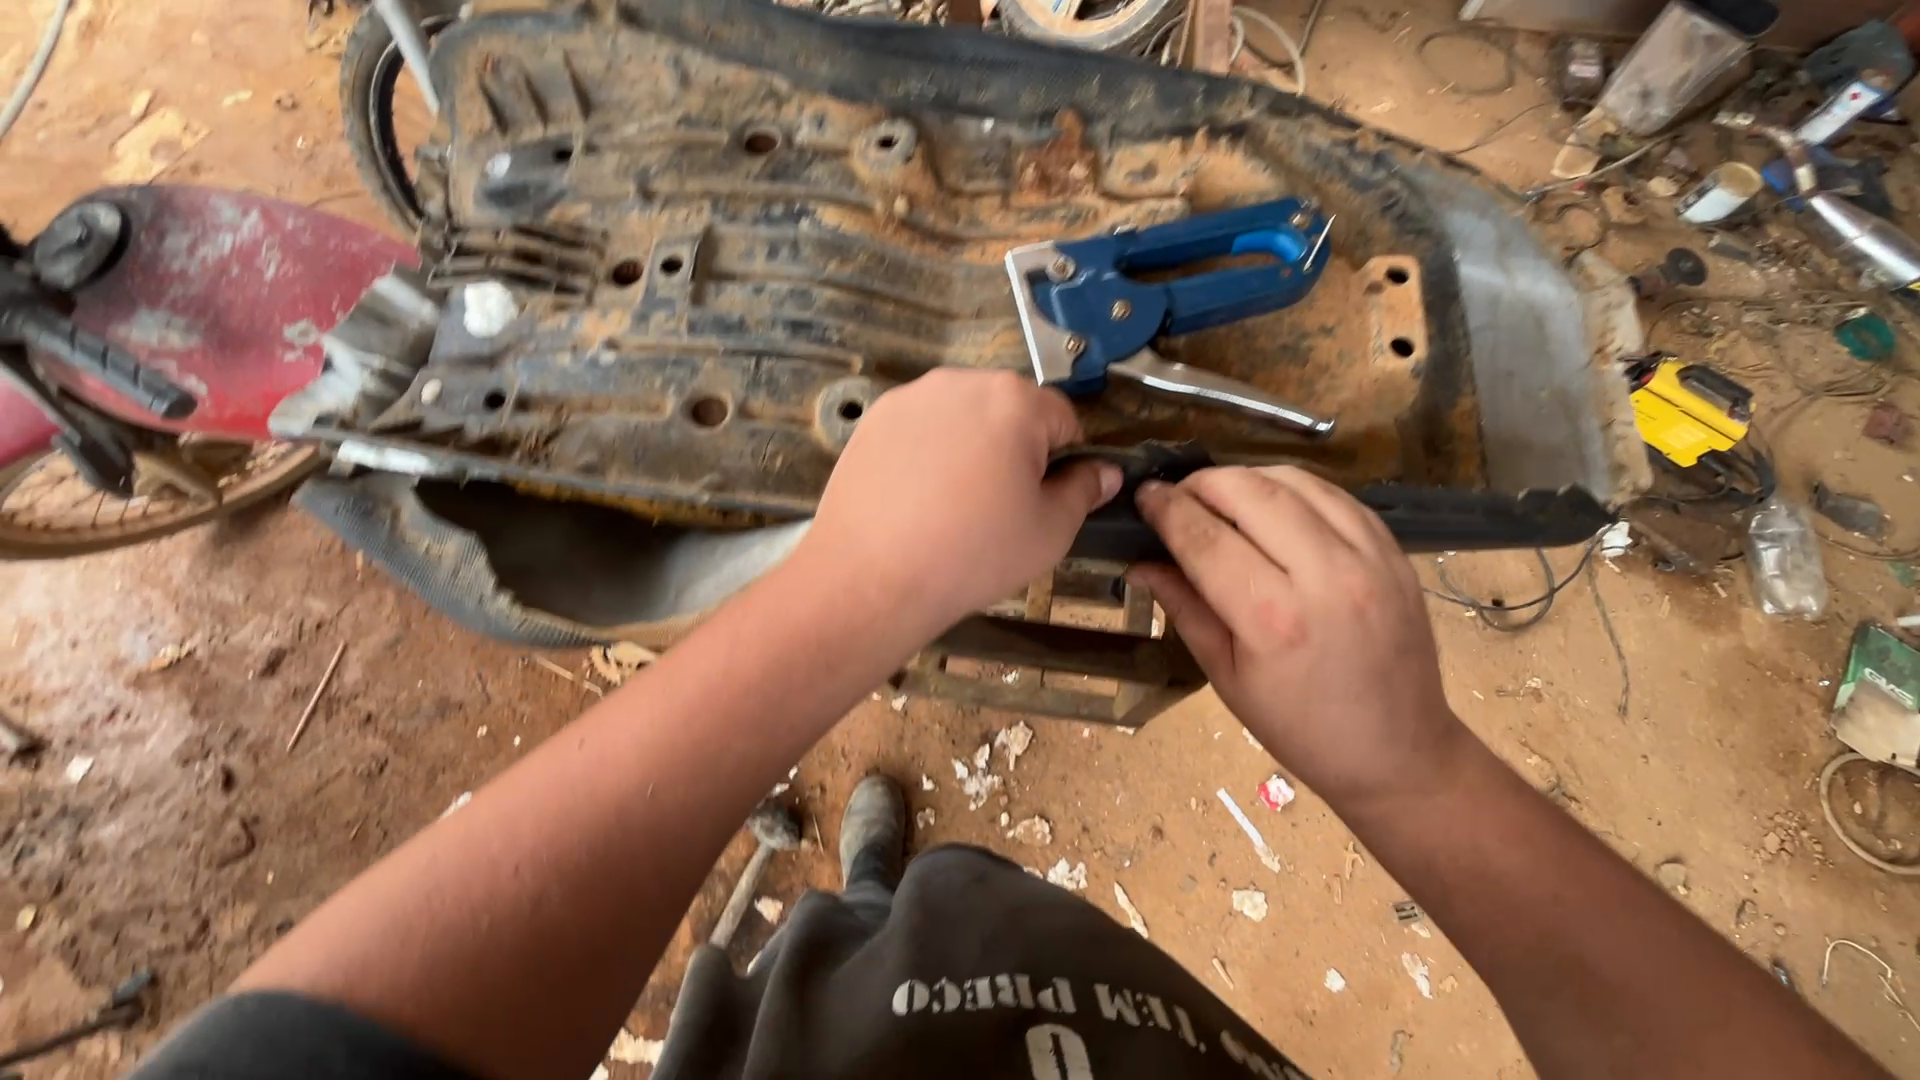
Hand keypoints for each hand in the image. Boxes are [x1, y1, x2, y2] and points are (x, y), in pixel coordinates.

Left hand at [797, 369, 1121, 630]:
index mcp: (1013, 401)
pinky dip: (928, 454)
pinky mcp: (874, 421)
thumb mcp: (1050, 531)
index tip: (1048, 497)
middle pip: (1009, 410)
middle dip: (1015, 449)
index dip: (1065, 459)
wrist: (871, 578)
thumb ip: (1084, 491)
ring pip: (962, 418)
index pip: (1063, 417)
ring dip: (970, 448)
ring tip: (955, 506)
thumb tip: (1104, 472)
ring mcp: (910, 398)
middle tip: (1001, 506)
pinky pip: (920, 430)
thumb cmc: (971, 555)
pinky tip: (919, 499)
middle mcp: (960, 383)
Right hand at [1129, 466, 1468, 809]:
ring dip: (1246, 478)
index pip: (1205, 538)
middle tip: (1178, 495)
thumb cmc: (1299, 726)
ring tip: (1220, 497)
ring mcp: (1369, 558)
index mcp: (1274, 620)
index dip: (1166, 509)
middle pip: (1250, 492)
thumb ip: (1183, 608)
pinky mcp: (1394, 552)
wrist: (1398, 750)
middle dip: (1202, 483)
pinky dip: (1292, 488)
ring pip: (1294, 481)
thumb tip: (1139, 563)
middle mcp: (1325, 577)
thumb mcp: (1226, 676)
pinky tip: (1271, 505)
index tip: (1144, 496)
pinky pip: (1334, 494)